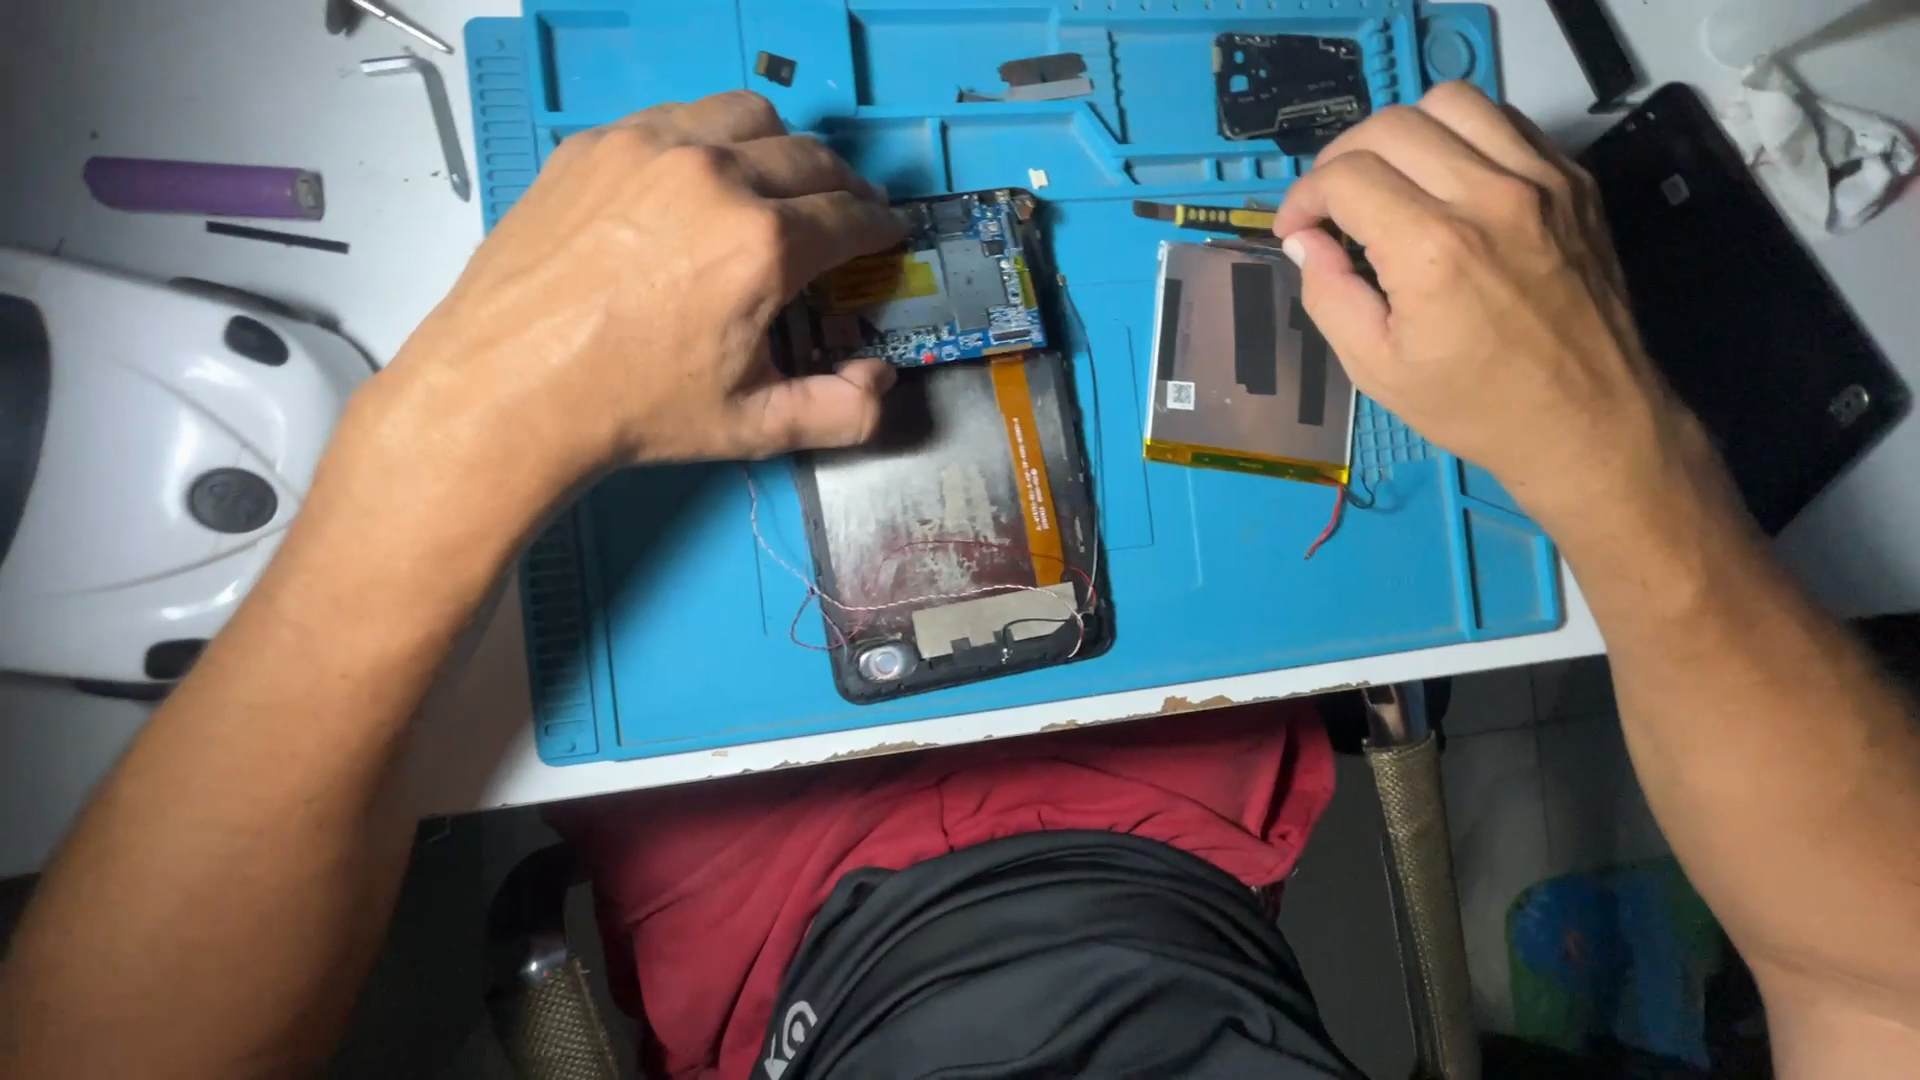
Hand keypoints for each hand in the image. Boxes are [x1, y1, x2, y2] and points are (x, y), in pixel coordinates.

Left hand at [383, 90, 903, 477]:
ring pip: (749, 117)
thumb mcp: (756, 426)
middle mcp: (714, 176)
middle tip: (847, 214)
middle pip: (812, 157)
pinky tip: (699, 186)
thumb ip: (843, 412)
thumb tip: (883, 378)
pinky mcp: (597, 143)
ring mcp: (649, 148)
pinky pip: (679, 117)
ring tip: (777, 188)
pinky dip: (712, 142)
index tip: (889, 232)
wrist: (509, 388)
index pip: (850, 217)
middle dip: (844, 187)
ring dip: (782, 149)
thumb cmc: (637, 408)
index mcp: (762, 245)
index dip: (881, 226)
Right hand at [1273, 82, 1707, 521]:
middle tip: (1327, 207)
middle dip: (1338, 161)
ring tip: (1381, 183)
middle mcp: (1489, 197)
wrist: (1583, 416)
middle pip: (1391, 126)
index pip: (1346, 177)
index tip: (1293, 230)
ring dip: (1397, 136)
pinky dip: (1453, 137)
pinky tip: (1436, 184)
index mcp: (1432, 251)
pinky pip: (1501, 121)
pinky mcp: (1570, 180)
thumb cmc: (1469, 403)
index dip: (1302, 198)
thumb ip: (1327, 295)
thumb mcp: (1372, 367)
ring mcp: (1540, 179)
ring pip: (1449, 102)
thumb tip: (1303, 242)